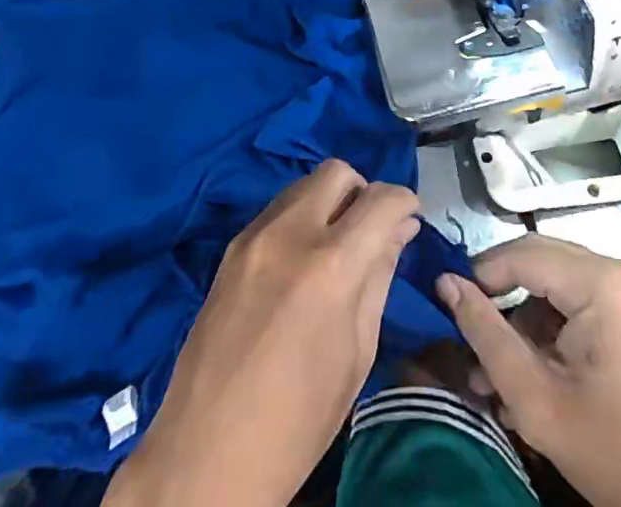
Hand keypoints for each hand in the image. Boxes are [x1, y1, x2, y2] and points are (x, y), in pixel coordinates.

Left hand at [104, 160, 420, 506]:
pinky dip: (300, 219)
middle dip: (364, 191)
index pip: (381, 198)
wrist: (209, 447)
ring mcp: (252, 237)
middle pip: (336, 172)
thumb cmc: (300, 416)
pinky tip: (303, 260)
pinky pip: (276, 211)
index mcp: (331, 264)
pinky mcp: (229, 249)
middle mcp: (288, 233)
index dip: (405, 201)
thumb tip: (398, 231)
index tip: (411, 217)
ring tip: (338, 245)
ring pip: (302, 186)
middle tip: (373, 229)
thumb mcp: (357, 350)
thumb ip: (379, 277)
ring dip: (329, 201)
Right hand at [438, 236, 620, 506]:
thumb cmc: (615, 451)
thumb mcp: (533, 395)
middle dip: (498, 299)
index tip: (445, 308)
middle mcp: (619, 271)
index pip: (520, 255)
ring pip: (553, 283)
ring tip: (490, 375)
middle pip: (537, 261)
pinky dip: (547, 331)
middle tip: (465, 336)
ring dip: (519, 322)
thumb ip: (484, 332)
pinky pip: (576, 302)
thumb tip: (445, 283)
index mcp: (602, 282)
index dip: (478, 277)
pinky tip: (527, 376)